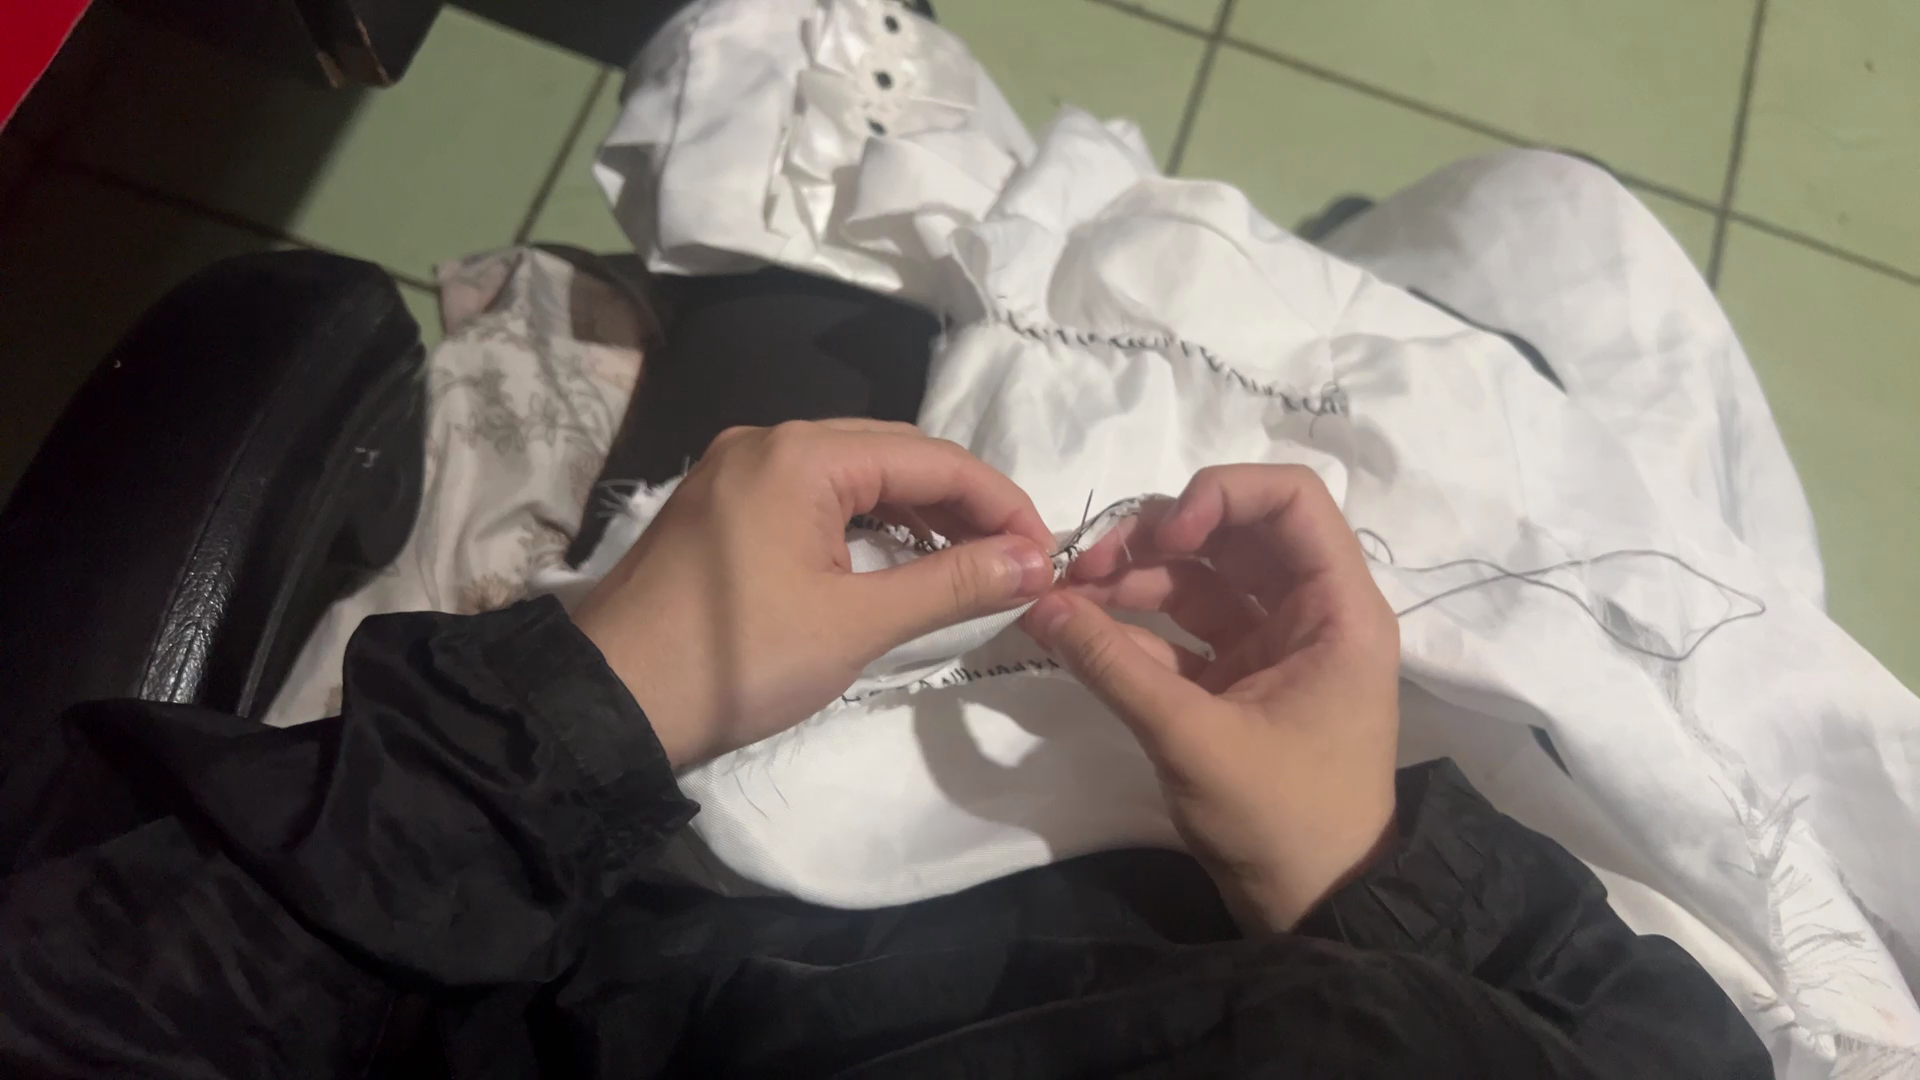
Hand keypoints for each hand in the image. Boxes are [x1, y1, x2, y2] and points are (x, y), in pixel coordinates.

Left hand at [573, 420, 1055, 769]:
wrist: (608, 706)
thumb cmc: (739, 661)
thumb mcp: (856, 623)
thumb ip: (953, 583)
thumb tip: (1034, 561)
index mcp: (803, 454)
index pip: (932, 459)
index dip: (1000, 502)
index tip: (1045, 551)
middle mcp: (772, 442)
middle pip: (897, 457)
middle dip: (965, 504)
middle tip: (1015, 557)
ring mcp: (744, 470)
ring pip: (859, 476)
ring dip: (920, 513)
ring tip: (972, 558)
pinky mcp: (730, 505)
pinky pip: (821, 498)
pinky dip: (872, 523)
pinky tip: (902, 554)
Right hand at [1022, 465, 1400, 931]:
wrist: (1314, 910)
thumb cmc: (1283, 821)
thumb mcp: (1192, 738)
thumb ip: (1112, 665)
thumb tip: (1038, 604)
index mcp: (1335, 608)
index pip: (1290, 500)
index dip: (1220, 495)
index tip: (1164, 535)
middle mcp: (1305, 609)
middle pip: (1227, 534)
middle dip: (1151, 540)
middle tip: (1084, 567)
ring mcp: (1266, 641)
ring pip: (1195, 577)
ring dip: (1131, 580)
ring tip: (1067, 598)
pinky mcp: (1233, 672)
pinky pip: (1178, 628)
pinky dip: (1130, 626)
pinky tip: (1081, 632)